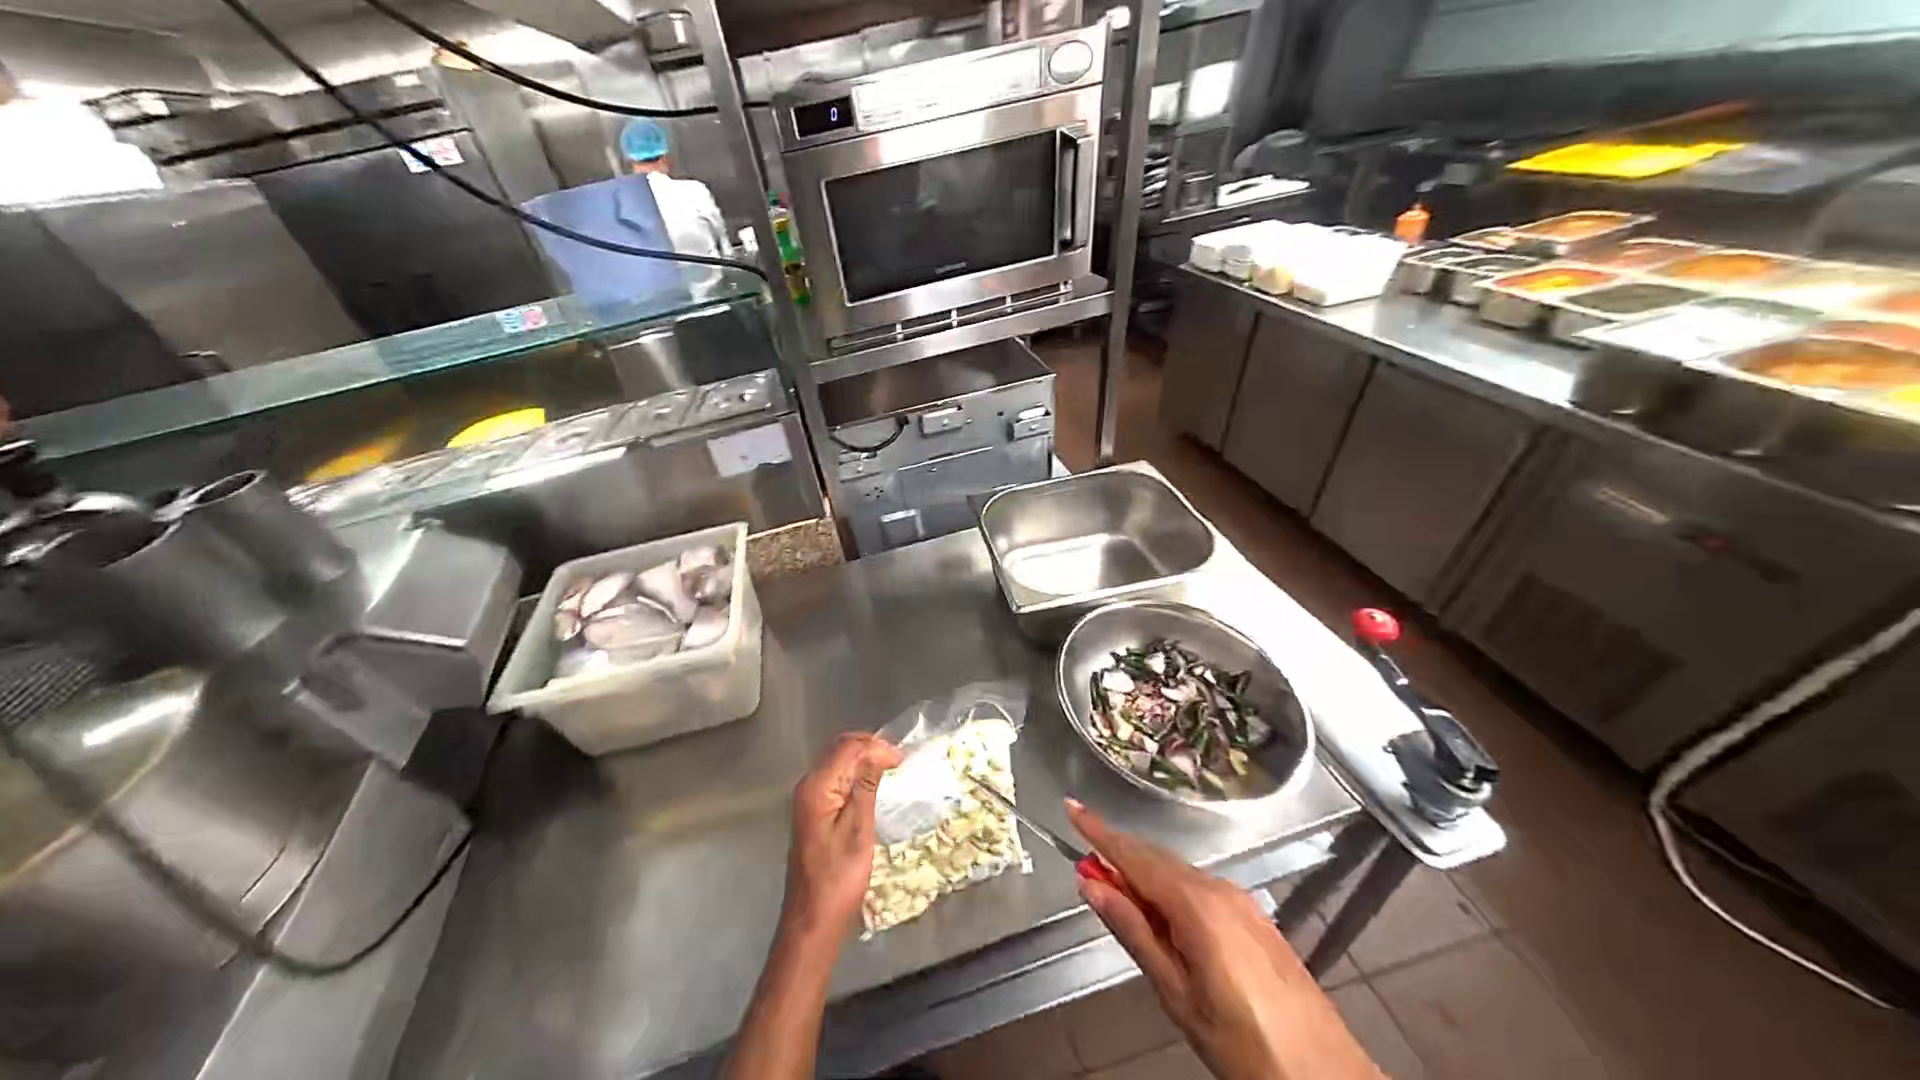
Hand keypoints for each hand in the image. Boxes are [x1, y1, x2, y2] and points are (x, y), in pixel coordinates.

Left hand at [782, 733, 903, 940]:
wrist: (813, 920)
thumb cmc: (838, 879)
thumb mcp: (859, 831)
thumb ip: (865, 787)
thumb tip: (877, 753)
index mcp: (817, 788)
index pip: (848, 748)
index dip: (876, 747)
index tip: (903, 759)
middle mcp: (808, 786)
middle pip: (838, 749)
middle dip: (869, 746)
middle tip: (898, 758)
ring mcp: (808, 799)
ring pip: (836, 762)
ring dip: (863, 758)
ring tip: (891, 767)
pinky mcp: (814, 812)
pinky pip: (835, 779)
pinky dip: (855, 774)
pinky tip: (873, 784)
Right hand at [1066, 799, 1381, 1079]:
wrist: (1326, 1076)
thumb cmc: (1243, 1042)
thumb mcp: (1176, 993)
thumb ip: (1133, 931)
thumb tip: (1092, 886)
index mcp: (1196, 904)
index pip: (1135, 855)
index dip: (1099, 831)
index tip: (1072, 808)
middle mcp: (1219, 889)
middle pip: (1155, 859)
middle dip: (1117, 855)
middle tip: (1083, 866)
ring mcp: (1241, 900)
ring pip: (1177, 872)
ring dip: (1142, 874)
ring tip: (1114, 894)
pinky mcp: (1253, 916)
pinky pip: (1198, 887)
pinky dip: (1168, 889)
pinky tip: (1159, 913)